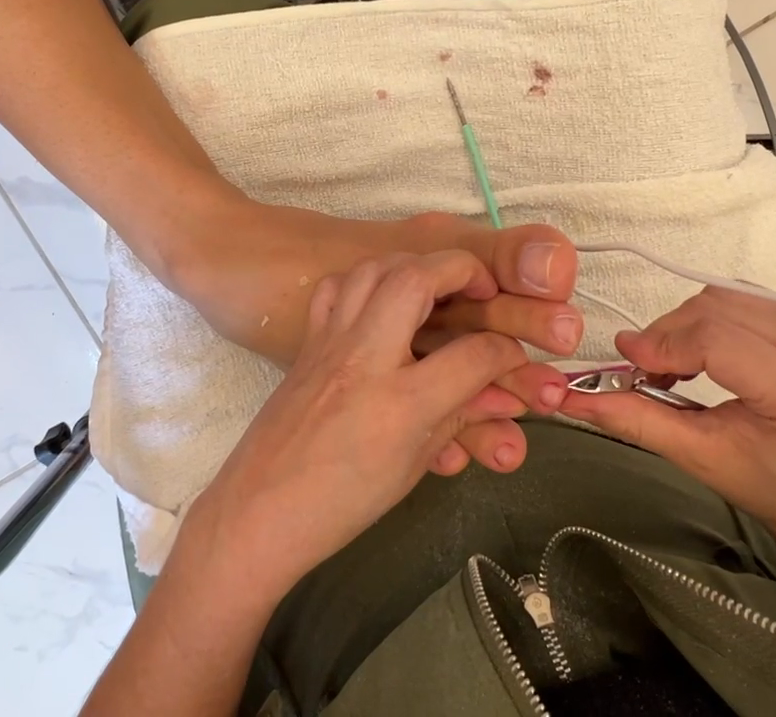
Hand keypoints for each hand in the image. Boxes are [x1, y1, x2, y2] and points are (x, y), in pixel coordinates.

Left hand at [188, 252, 534, 591]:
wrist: (261, 510)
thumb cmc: (343, 501)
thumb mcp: (412, 466)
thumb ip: (459, 419)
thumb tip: (504, 394)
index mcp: (401, 404)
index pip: (473, 355)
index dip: (507, 350)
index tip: (514, 354)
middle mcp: (364, 358)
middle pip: (416, 278)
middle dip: (459, 268)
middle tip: (482, 286)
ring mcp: (330, 343)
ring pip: (372, 269)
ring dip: (411, 265)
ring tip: (435, 284)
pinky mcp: (307, 342)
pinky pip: (335, 289)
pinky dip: (364, 279)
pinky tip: (379, 300)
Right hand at [556, 287, 775, 558]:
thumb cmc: (768, 484)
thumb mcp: (698, 458)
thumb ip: (636, 420)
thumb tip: (570, 397)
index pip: (716, 341)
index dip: (662, 344)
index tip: (626, 362)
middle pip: (714, 310)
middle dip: (667, 335)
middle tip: (646, 372)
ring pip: (722, 295)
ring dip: (683, 325)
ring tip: (673, 365)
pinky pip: (737, 296)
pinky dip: (705, 318)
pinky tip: (700, 352)